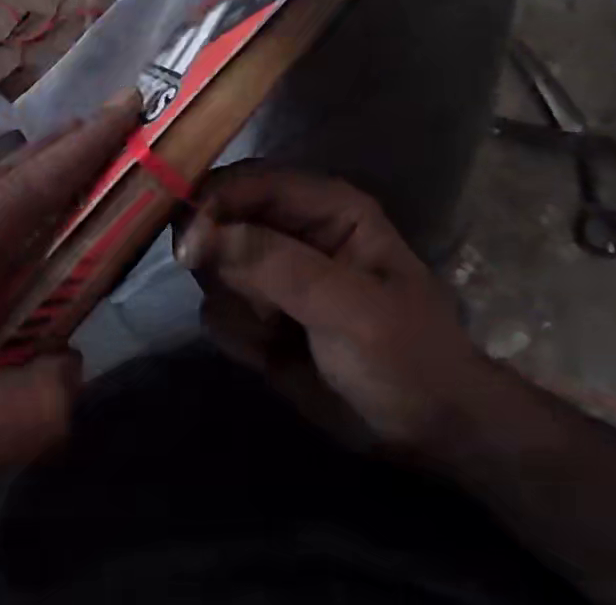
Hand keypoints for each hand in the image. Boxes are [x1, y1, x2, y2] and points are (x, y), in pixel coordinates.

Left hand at [0, 93, 144, 603]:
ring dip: (39, 214)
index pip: (18, 190)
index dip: (78, 149)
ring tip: (88, 205)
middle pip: (1, 196)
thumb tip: (71, 367)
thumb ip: (33, 402)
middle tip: (116, 138)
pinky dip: (15, 271)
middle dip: (61, 162)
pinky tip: (32, 292)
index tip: (125, 107)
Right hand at [176, 162, 495, 451]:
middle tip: (249, 301)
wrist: (427, 435)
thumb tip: (198, 235)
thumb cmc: (407, 357)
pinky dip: (236, 334)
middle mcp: (289, 228)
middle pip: (216, 217)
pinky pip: (213, 307)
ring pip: (209, 265)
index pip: (248, 181)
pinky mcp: (253, 311)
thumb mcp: (351, 308)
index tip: (189, 247)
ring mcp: (267, 270)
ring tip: (276, 332)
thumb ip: (276, 264)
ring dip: (234, 304)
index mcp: (324, 206)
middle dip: (220, 261)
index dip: (212, 203)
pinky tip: (271, 354)